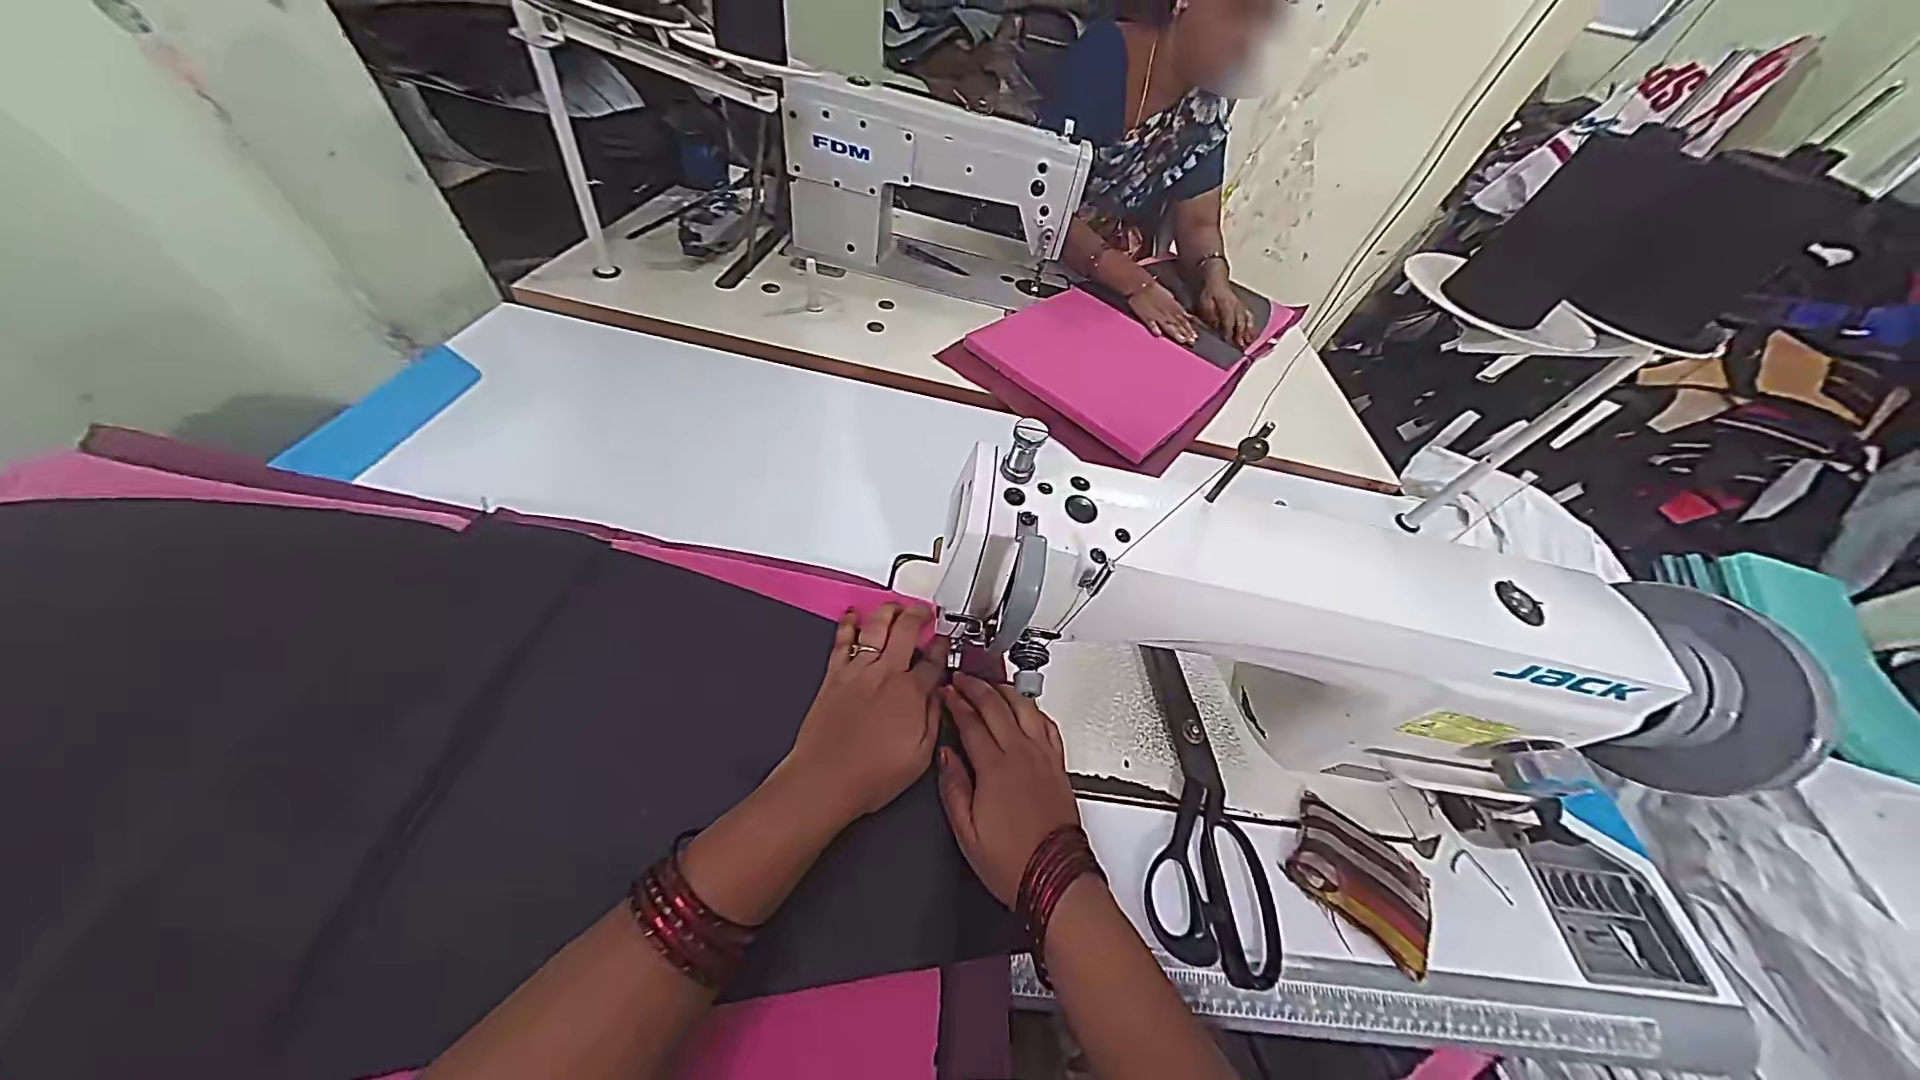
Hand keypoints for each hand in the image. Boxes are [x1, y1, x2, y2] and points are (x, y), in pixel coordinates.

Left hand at [780, 604, 948, 821]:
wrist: (824, 779)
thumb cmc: (870, 775)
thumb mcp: (920, 756)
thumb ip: (933, 720)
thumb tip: (941, 698)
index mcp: (911, 694)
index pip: (933, 660)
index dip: (942, 647)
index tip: (944, 642)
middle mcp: (885, 675)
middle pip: (906, 631)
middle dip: (919, 616)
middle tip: (925, 612)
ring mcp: (858, 672)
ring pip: (876, 627)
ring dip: (888, 612)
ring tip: (896, 607)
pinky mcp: (834, 677)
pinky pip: (843, 641)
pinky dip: (848, 625)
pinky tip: (852, 617)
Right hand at [935, 674, 1081, 905]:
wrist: (1055, 878)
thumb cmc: (1013, 862)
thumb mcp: (966, 832)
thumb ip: (953, 788)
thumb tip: (946, 758)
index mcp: (995, 768)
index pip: (971, 721)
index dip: (956, 702)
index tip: (947, 692)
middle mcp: (1021, 755)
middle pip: (997, 706)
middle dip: (976, 686)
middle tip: (963, 678)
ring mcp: (1043, 758)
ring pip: (1024, 708)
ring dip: (1005, 691)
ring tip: (992, 683)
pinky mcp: (1058, 766)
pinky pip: (1047, 726)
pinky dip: (1034, 710)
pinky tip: (1027, 708)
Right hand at [1127, 282, 1200, 344]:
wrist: (1142, 286)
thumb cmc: (1156, 290)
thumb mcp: (1170, 297)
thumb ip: (1176, 307)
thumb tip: (1183, 314)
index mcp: (1174, 307)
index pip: (1184, 320)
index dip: (1190, 328)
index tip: (1195, 336)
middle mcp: (1168, 313)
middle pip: (1178, 325)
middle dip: (1186, 333)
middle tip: (1192, 341)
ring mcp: (1157, 316)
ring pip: (1169, 327)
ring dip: (1176, 334)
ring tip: (1182, 341)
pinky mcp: (1147, 318)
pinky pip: (1152, 325)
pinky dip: (1156, 329)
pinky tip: (1158, 335)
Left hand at [1196, 271, 1255, 349]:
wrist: (1216, 278)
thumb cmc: (1209, 292)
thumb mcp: (1204, 304)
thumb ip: (1210, 316)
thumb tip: (1214, 327)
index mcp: (1227, 307)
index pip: (1228, 324)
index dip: (1229, 335)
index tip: (1229, 344)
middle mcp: (1237, 307)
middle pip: (1240, 325)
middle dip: (1241, 337)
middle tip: (1241, 349)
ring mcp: (1241, 306)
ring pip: (1246, 322)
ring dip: (1248, 333)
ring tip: (1249, 343)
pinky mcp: (1242, 306)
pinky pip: (1249, 317)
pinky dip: (1251, 326)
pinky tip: (1252, 333)